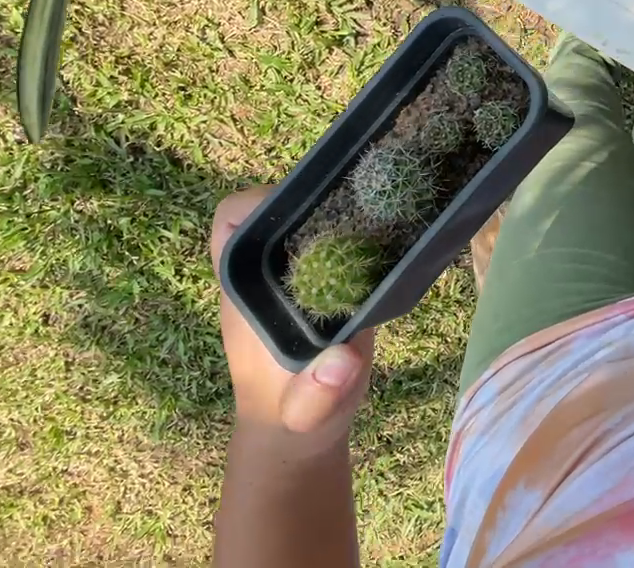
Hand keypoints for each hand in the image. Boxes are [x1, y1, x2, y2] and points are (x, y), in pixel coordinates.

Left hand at [213, 187, 373, 447]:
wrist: (301, 435)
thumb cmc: (294, 419)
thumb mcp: (307, 412)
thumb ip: (318, 393)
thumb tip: (341, 363)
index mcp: (247, 290)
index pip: (234, 221)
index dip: (264, 203)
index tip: (315, 212)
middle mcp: (270, 273)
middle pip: (282, 206)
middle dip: (322, 197)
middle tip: (370, 202)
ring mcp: (301, 274)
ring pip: (314, 217)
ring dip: (349, 208)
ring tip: (390, 210)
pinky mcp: (331, 280)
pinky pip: (341, 238)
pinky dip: (367, 229)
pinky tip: (400, 234)